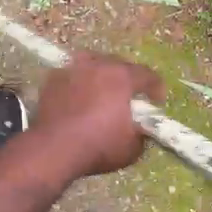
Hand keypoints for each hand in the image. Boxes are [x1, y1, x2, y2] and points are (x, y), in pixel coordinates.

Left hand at [27, 52, 162, 177]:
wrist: (54, 147)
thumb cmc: (98, 146)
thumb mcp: (132, 148)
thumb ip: (141, 132)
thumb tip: (139, 126)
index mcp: (122, 77)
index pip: (147, 75)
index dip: (155, 88)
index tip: (156, 101)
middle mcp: (98, 65)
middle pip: (119, 64)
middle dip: (128, 79)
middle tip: (128, 96)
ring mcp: (73, 68)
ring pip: (93, 63)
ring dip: (101, 73)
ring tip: (102, 89)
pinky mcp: (54, 77)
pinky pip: (73, 73)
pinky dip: (79, 82)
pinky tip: (77, 96)